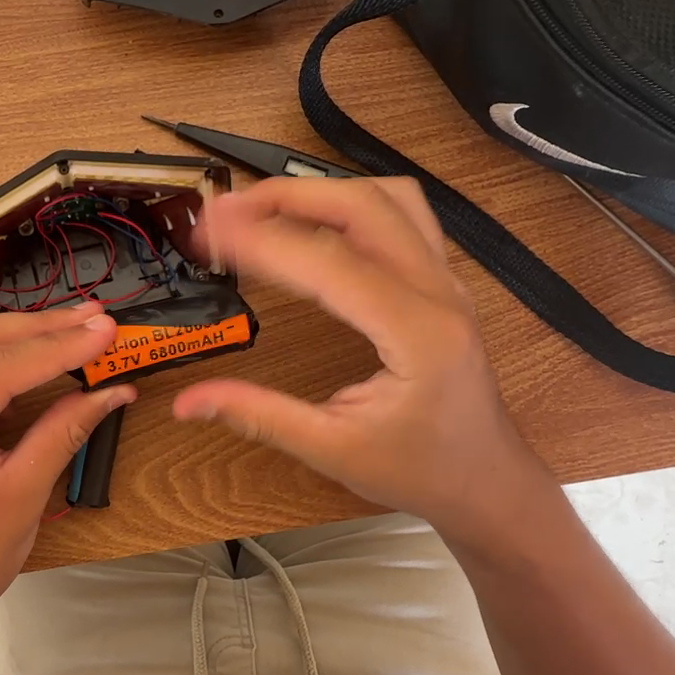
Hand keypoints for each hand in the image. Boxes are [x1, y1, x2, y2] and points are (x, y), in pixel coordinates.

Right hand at [173, 177, 557, 540]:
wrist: (488, 482)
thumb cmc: (419, 472)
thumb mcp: (333, 450)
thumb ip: (259, 416)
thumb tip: (185, 404)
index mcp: (417, 332)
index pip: (330, 264)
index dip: (262, 243)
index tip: (207, 234)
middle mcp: (438, 291)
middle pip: (364, 207)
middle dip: (287, 197)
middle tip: (224, 210)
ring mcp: (446, 281)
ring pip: (388, 200)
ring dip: (321, 192)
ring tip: (261, 207)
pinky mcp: (441, 283)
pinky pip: (401, 217)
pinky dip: (349, 205)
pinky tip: (312, 222)